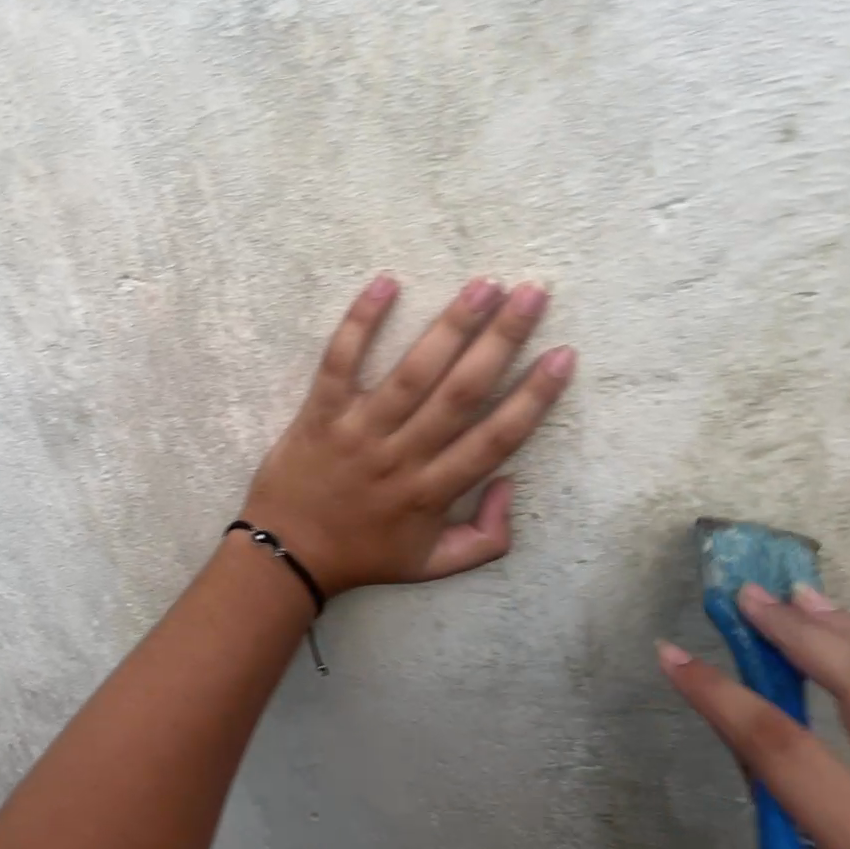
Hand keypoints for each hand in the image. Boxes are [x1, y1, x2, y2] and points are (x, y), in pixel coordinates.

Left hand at [239, 275, 575, 595]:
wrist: (286, 553)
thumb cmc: (362, 555)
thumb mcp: (433, 565)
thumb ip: (487, 538)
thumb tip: (511, 484)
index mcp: (433, 492)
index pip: (496, 438)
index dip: (535, 396)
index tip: (563, 354)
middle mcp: (402, 456)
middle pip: (462, 393)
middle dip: (502, 340)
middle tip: (531, 294)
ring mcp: (359, 431)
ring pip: (412, 373)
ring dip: (450, 325)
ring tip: (483, 285)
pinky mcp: (320, 412)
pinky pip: (341, 362)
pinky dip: (361, 322)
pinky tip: (386, 283)